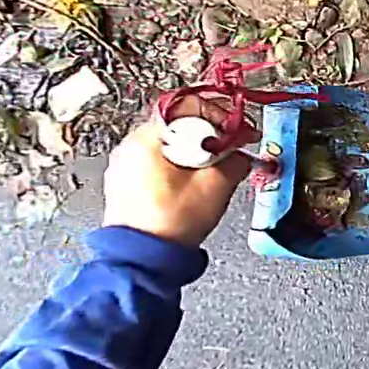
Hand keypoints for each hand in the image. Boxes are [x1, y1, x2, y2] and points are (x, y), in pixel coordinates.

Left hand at [100, 103, 249, 248]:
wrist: (143, 263)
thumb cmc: (170, 227)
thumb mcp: (215, 188)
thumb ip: (235, 160)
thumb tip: (243, 150)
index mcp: (146, 140)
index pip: (187, 106)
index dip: (218, 114)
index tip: (236, 129)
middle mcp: (130, 147)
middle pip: (178, 123)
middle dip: (209, 133)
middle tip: (229, 147)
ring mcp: (125, 165)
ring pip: (169, 143)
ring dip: (195, 150)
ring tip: (214, 168)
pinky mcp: (127, 182)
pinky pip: (158, 161)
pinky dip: (178, 165)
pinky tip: (193, 183)